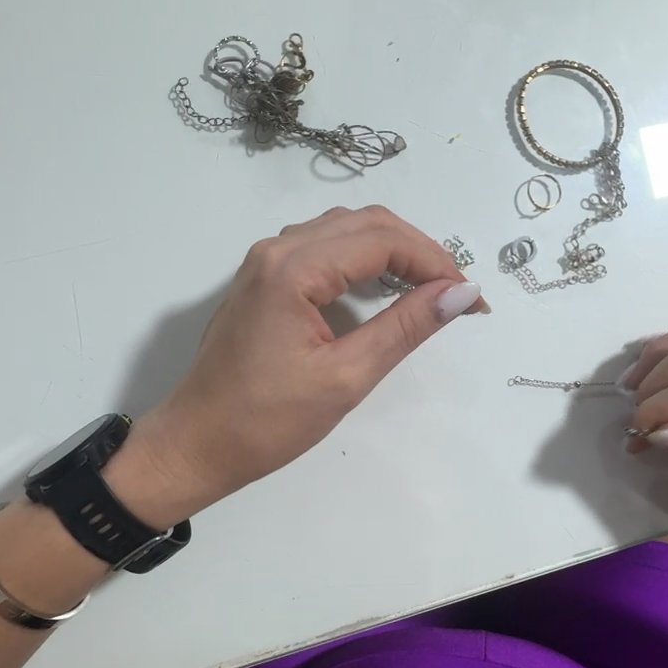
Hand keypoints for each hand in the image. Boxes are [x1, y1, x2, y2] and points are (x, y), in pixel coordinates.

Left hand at [105, 206, 483, 527]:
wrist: (196, 445)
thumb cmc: (266, 421)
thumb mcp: (346, 377)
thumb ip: (406, 327)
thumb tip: (463, 294)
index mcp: (293, 269)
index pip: (382, 240)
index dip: (435, 262)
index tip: (472, 299)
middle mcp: (276, 250)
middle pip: (365, 223)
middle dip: (419, 251)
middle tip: (457, 293)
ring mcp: (265, 262)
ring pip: (344, 230)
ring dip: (392, 250)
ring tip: (429, 289)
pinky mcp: (263, 280)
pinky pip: (323, 248)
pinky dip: (363, 259)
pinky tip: (384, 287)